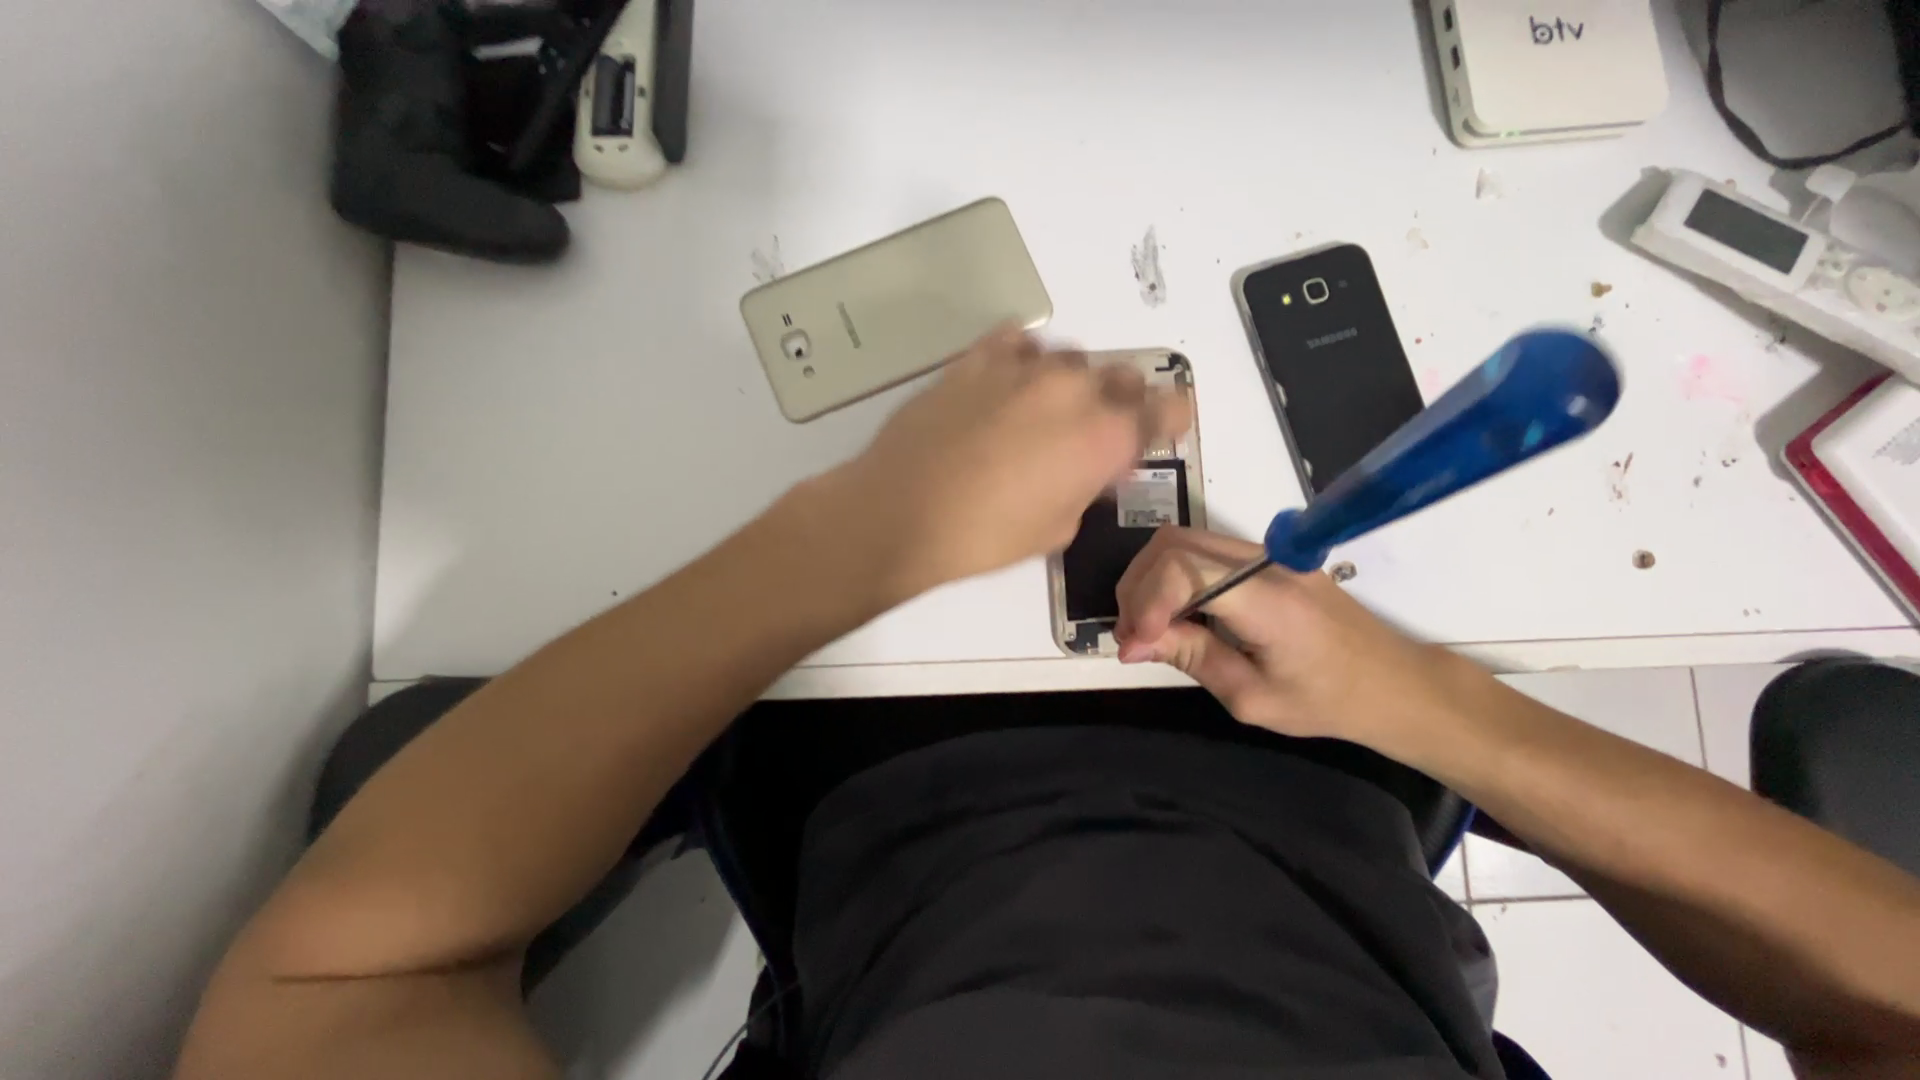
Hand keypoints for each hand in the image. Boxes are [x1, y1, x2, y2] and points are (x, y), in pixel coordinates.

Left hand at [829, 327, 1192, 596]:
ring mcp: (1023, 367)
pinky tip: (1010, 382)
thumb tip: (1090, 466)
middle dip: (1121, 401)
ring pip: (1070, 359)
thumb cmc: (985, 536)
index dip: (1169, 419)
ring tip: (1046, 411)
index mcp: (1104, 435)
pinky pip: (1018, 343)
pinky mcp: (977, 359)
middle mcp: (1073, 389)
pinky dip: (1024, 360)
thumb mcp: (1056, 528)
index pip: (1165, 410)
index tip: (1162, 428)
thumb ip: (1086, 486)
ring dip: (1071, 382)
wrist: (902, 511)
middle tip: (1099, 430)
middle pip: (1122, 377)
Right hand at [1113, 528, 1477, 747]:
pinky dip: (1173, 575)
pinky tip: (1172, 613)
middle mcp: (1265, 562)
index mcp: (1269, 601)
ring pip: (1184, 541)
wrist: (1393, 683)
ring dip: (1151, 579)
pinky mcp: (1267, 556)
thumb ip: (1192, 658)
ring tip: (1146, 628)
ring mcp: (1267, 552)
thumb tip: (1132, 642)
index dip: (1147, 602)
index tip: (1133, 645)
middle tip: (1131, 638)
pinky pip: (1203, 549)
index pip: (1186, 569)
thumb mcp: (1251, 698)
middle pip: (1175, 544)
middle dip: (1139, 589)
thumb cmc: (1327, 702)